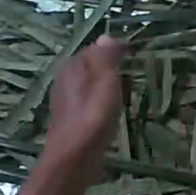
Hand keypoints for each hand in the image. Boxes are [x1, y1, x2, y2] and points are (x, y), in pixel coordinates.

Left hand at [40, 35, 124, 174]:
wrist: (73, 158)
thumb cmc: (93, 116)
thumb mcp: (105, 80)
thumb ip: (105, 57)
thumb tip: (107, 36)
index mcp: (71, 67)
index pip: (94, 49)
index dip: (113, 49)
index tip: (132, 52)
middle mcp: (63, 80)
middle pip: (90, 67)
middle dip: (108, 67)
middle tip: (130, 71)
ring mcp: (64, 101)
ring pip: (88, 85)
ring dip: (104, 86)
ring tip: (123, 92)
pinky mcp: (69, 120)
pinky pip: (87, 102)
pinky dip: (100, 102)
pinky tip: (109, 113)